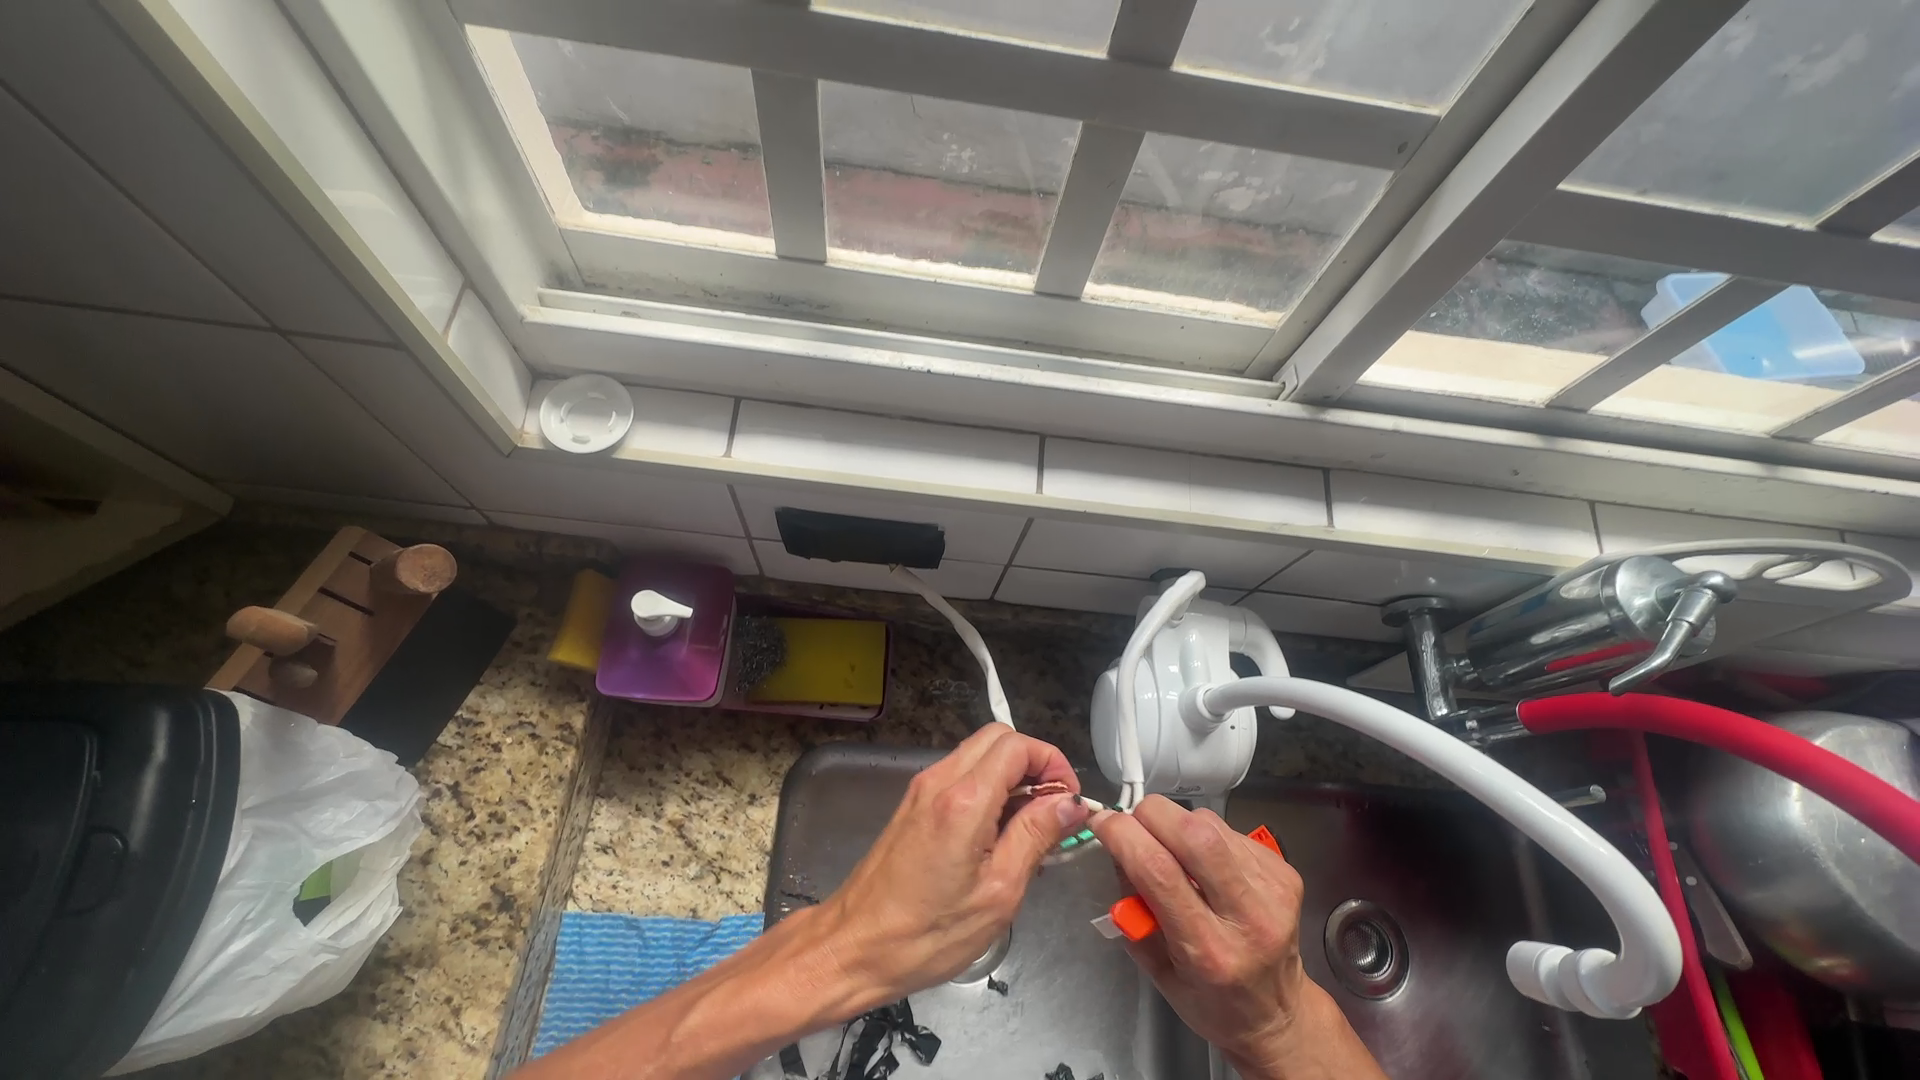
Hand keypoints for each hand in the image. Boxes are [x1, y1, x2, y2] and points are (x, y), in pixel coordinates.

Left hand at [813, 723, 1090, 1012]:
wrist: (855, 947)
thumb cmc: (928, 933)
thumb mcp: (999, 892)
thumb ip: (1036, 836)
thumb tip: (1069, 803)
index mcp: (964, 800)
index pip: (1018, 745)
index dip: (1052, 764)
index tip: (1068, 802)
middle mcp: (940, 781)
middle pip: (998, 737)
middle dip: (1034, 763)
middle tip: (1052, 810)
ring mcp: (922, 789)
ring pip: (978, 753)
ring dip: (1011, 776)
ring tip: (1030, 827)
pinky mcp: (913, 804)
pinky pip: (960, 774)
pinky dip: (988, 787)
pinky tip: (998, 833)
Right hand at [1091, 796, 1385, 1079]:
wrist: (1279, 1016)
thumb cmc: (1209, 1001)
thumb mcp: (1156, 968)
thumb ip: (1132, 909)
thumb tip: (1115, 848)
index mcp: (1210, 952)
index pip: (1158, 870)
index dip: (1122, 835)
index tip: (1101, 823)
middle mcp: (1248, 916)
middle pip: (1193, 834)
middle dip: (1150, 814)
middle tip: (1132, 824)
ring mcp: (1272, 890)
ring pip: (1209, 824)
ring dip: (1176, 823)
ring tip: (1171, 850)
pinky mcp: (1285, 872)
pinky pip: (1229, 830)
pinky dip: (1203, 834)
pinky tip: (1203, 862)